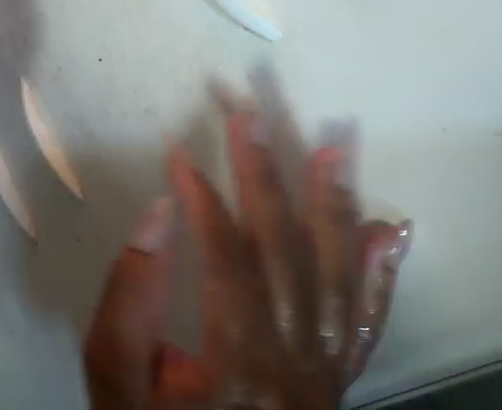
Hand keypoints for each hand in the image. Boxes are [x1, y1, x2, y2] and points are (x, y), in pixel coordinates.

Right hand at [84, 107, 412, 408]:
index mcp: (236, 367)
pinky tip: (388, 230)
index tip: (180, 153)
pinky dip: (379, 274)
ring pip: (338, 283)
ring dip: (334, 211)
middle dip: (267, 182)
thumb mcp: (113, 372)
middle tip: (251, 118)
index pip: (229, 264)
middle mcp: (297, 370)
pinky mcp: (336, 381)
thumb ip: (130, 294)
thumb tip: (159, 213)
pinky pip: (366, 323)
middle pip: (288, 259)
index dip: (206, 203)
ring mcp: (326, 378)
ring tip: (334, 151)